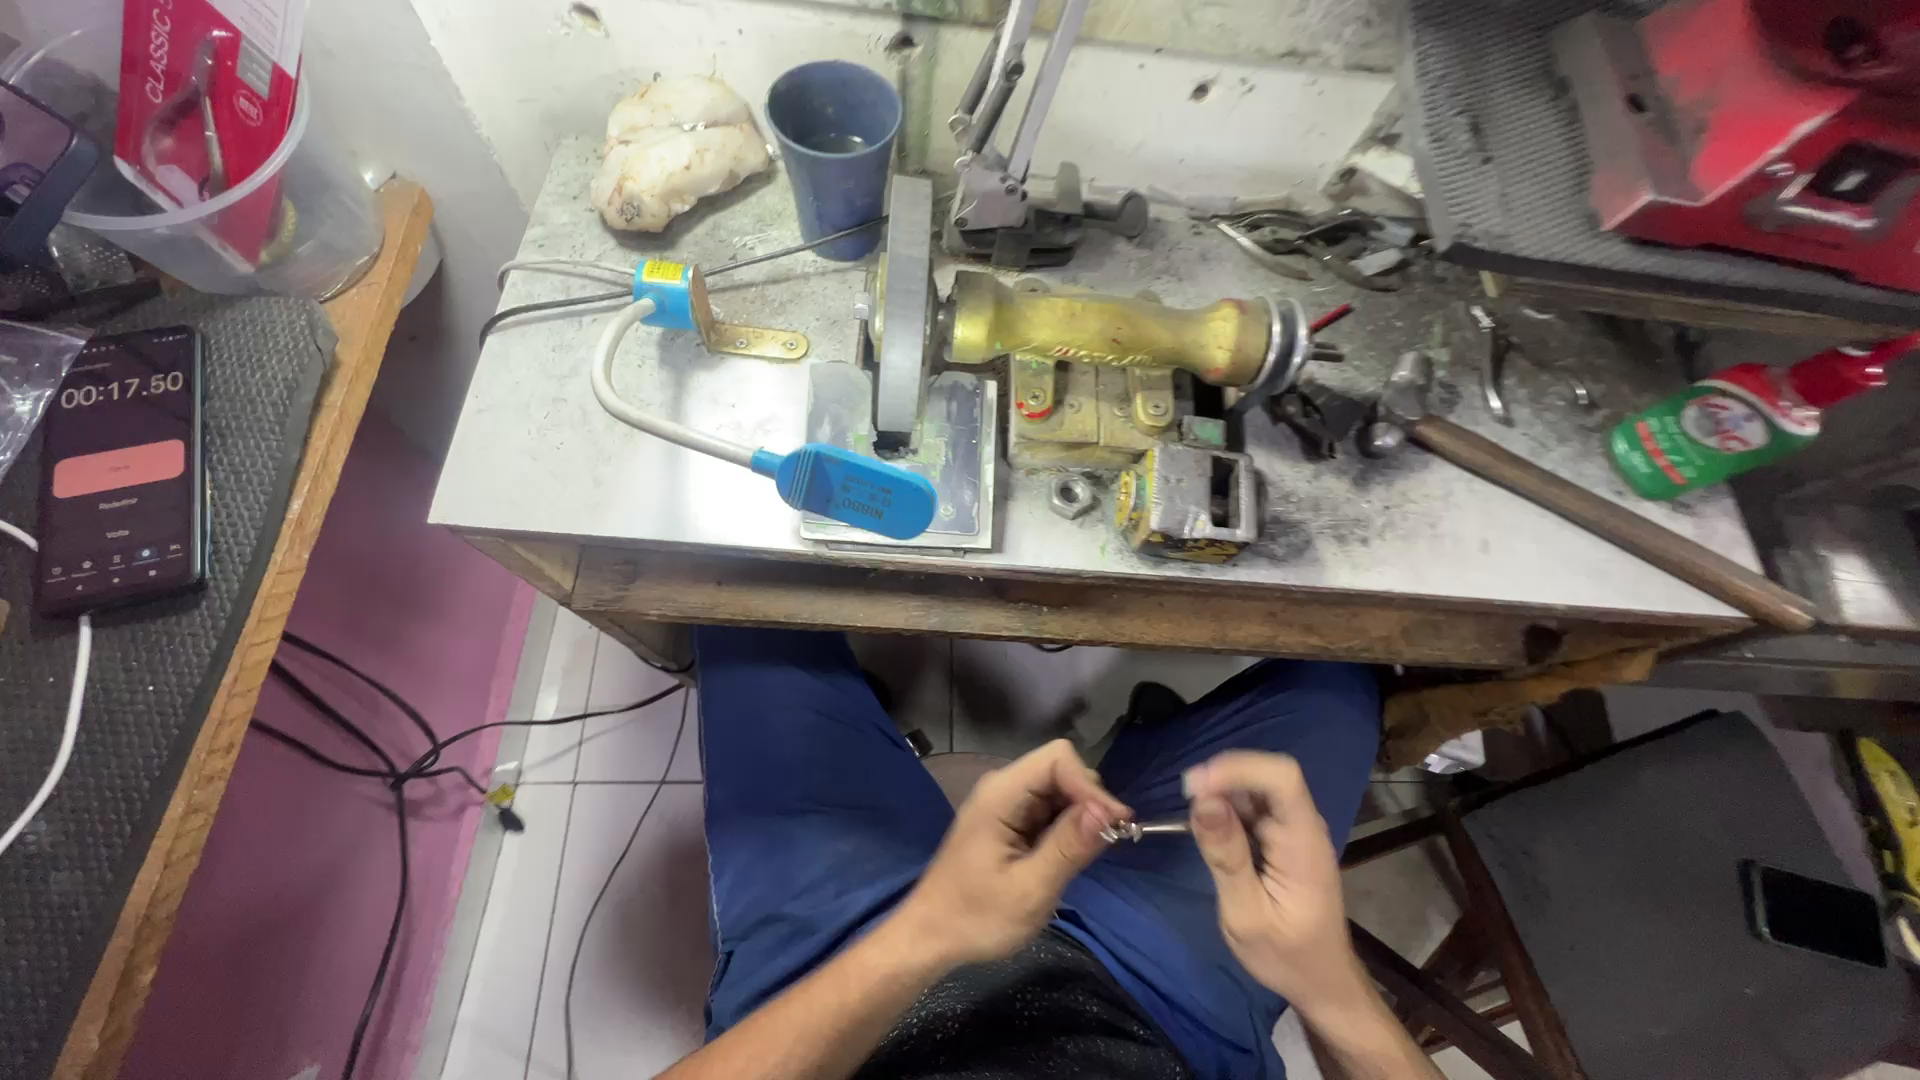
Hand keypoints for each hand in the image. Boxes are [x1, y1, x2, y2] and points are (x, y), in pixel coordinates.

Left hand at [891, 739, 1129, 968]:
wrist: (932, 936)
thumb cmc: (977, 918)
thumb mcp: (1030, 890)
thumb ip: (1068, 847)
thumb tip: (1107, 812)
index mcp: (1001, 794)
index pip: (1057, 759)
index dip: (1090, 786)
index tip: (1115, 825)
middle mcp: (1002, 787)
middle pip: (1060, 768)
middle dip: (1089, 799)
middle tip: (1109, 841)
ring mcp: (1004, 803)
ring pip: (1057, 787)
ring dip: (1080, 814)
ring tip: (1092, 851)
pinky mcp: (1009, 820)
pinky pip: (1048, 807)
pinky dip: (1068, 825)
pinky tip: (1072, 853)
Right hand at [1185, 752, 1368, 1017]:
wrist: (1322, 984)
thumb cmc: (1286, 957)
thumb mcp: (1246, 915)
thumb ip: (1226, 857)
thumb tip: (1203, 800)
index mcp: (1304, 842)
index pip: (1282, 778)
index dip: (1237, 769)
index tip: (1194, 788)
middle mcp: (1304, 826)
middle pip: (1267, 775)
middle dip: (1223, 778)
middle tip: (1185, 802)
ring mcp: (1294, 829)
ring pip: (1256, 787)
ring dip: (1221, 791)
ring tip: (1192, 818)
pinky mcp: (1282, 836)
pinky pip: (1252, 805)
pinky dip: (1225, 807)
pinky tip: (1207, 828)